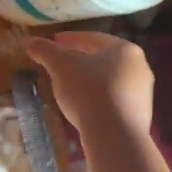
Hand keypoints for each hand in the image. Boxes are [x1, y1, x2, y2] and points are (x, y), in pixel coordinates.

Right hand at [25, 32, 153, 139]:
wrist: (114, 133)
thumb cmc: (88, 90)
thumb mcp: (61, 67)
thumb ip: (45, 51)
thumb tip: (28, 41)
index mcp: (124, 49)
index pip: (93, 38)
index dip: (70, 38)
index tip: (54, 41)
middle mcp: (139, 66)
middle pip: (103, 59)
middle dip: (80, 59)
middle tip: (60, 63)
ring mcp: (142, 92)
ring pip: (109, 79)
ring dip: (89, 79)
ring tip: (69, 85)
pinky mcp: (139, 113)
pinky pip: (114, 98)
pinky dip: (98, 97)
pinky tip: (84, 105)